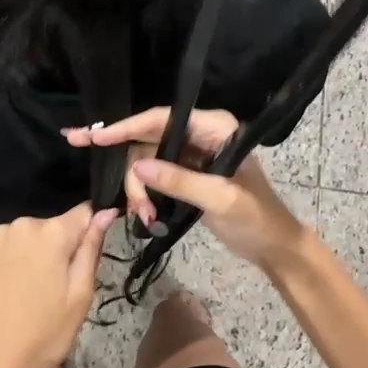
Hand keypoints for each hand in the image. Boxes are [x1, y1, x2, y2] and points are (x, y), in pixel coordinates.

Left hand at [0, 204, 116, 367]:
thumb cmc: (44, 333)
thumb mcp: (80, 295)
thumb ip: (91, 248)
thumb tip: (105, 212)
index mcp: (52, 233)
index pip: (83, 213)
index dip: (90, 230)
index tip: (87, 254)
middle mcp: (21, 224)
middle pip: (52, 226)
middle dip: (59, 247)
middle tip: (56, 285)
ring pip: (27, 235)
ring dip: (33, 252)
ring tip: (30, 288)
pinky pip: (4, 244)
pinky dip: (9, 257)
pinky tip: (8, 284)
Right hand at [67, 108, 306, 265]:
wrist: (274, 247)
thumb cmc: (256, 219)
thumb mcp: (219, 200)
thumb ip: (179, 181)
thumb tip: (136, 166)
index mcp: (215, 128)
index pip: (162, 120)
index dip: (127, 126)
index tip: (95, 136)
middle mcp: (200, 135)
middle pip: (148, 139)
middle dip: (127, 165)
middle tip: (93, 167)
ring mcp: (192, 156)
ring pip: (146, 161)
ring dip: (138, 189)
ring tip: (144, 215)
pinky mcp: (187, 175)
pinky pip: (154, 177)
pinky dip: (144, 194)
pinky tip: (143, 213)